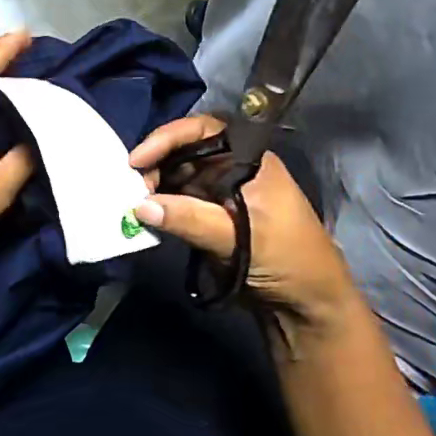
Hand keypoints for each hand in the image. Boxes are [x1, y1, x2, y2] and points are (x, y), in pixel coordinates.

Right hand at [129, 115, 362, 322]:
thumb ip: (191, 219)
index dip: (169, 137)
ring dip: (152, 186)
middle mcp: (231, 170)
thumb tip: (140, 206)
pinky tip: (140, 214)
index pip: (204, 130)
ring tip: (130, 201)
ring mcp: (218, 193)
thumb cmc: (288, 261)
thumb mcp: (240, 238)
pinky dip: (156, 206)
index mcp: (250, 161)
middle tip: (130, 185)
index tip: (139, 159)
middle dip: (155, 163)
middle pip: (184, 152)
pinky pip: (175, 202)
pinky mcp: (206, 216)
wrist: (305, 305)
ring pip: (175, 177)